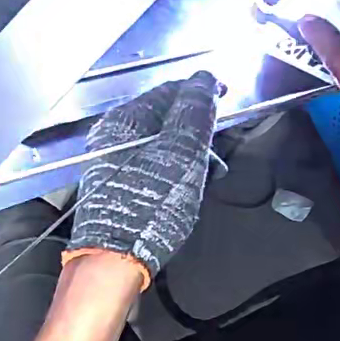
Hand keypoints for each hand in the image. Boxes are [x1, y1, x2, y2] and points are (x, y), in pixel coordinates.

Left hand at [63, 71, 217, 283]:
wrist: (115, 260)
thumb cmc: (150, 205)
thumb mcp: (181, 154)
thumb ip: (194, 114)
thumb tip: (205, 80)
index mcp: (125, 120)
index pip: (169, 89)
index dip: (200, 90)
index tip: (225, 97)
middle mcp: (114, 135)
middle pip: (164, 114)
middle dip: (196, 122)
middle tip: (221, 136)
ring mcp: (114, 160)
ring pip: (161, 139)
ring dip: (189, 146)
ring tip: (211, 165)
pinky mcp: (120, 183)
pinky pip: (154, 160)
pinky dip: (176, 164)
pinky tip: (190, 180)